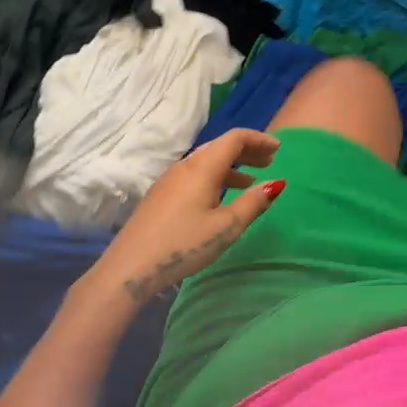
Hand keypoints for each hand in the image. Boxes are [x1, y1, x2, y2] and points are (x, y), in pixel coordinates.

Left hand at [87, 128, 284, 305]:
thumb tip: (276, 183)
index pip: (235, 138)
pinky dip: (215, 176)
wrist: (129, 268)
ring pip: (206, 161)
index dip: (258, 139)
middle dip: (247, 151)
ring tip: (250, 181)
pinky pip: (194, 174)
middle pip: (220, 146)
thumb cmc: (183, 244)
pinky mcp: (160, 195)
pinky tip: (220, 197)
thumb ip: (253, 203)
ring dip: (231, 166)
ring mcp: (169, 180)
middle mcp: (185, 166)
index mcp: (203, 167)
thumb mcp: (226, 227)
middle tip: (269, 162)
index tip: (277, 150)